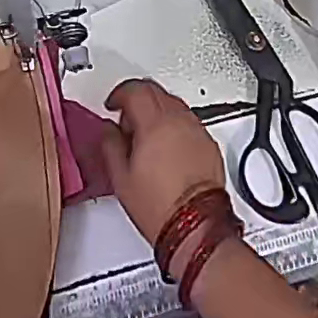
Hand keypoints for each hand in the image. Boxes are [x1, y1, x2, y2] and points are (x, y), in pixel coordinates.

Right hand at [98, 79, 226, 241]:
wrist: (196, 228)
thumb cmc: (161, 207)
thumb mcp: (120, 177)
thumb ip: (109, 144)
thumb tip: (108, 131)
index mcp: (155, 124)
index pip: (135, 90)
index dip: (119, 93)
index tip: (113, 104)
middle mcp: (180, 121)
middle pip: (156, 92)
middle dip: (137, 98)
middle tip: (125, 118)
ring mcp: (197, 131)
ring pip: (174, 104)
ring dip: (157, 111)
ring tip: (145, 136)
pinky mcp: (209, 144)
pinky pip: (189, 122)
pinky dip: (174, 126)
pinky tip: (165, 148)